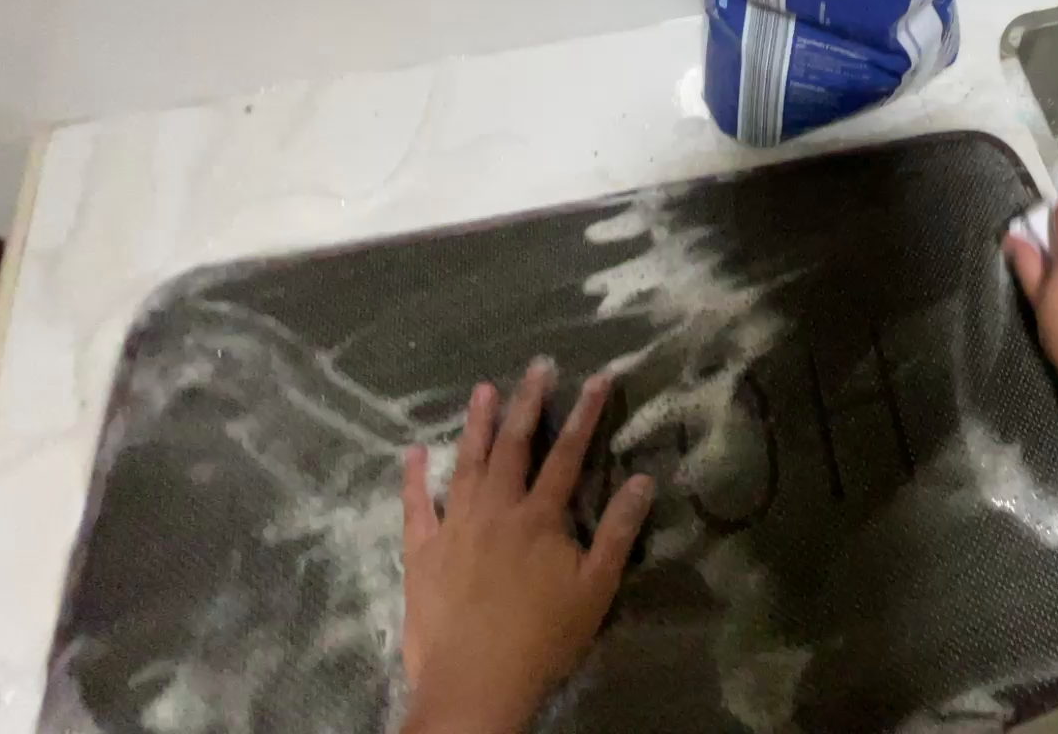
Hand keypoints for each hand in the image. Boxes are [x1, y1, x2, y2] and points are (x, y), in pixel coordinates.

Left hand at [400, 359, 655, 733]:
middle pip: (515, 446)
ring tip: (483, 389)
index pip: (569, 453)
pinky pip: (416, 508)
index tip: (598, 377)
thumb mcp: (597, 586)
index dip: (586, 412)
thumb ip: (619, 530)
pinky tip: (414, 451)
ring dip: (478, 425)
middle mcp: (496, 511)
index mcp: (540, 517)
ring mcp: (454, 530)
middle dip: (528, 403)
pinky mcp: (422, 555)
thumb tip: (643, 479)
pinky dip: (414, 478)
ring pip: (467, 465)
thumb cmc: (543, 637)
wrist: (473, 691)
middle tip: (537, 366)